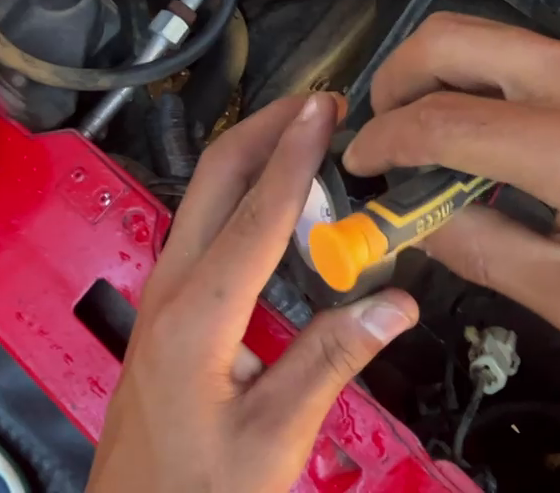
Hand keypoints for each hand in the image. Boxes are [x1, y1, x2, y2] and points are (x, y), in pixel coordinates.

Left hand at [89, 93, 419, 492]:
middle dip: (266, 128)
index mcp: (196, 315)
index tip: (324, 109)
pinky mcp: (169, 301)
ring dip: (256, 152)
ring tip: (308, 134)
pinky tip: (281, 197)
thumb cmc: (197, 490)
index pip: (257, 215)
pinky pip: (208, 221)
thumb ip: (331, 361)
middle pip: (216, 177)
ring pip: (208, 193)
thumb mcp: (273, 438)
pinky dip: (247, 189)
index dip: (296, 156)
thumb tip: (395, 303)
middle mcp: (171, 285)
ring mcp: (164, 289)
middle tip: (321, 104)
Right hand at [342, 13, 559, 349]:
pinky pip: (523, 53)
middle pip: (450, 38)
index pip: (443, 121)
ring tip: (434, 143)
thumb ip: (482, 250)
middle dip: (396, 77)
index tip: (359, 164)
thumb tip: (414, 218)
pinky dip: (485, 84)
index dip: (386, 139)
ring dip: (441, 79)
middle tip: (382, 129)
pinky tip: (497, 136)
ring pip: (484, 38)